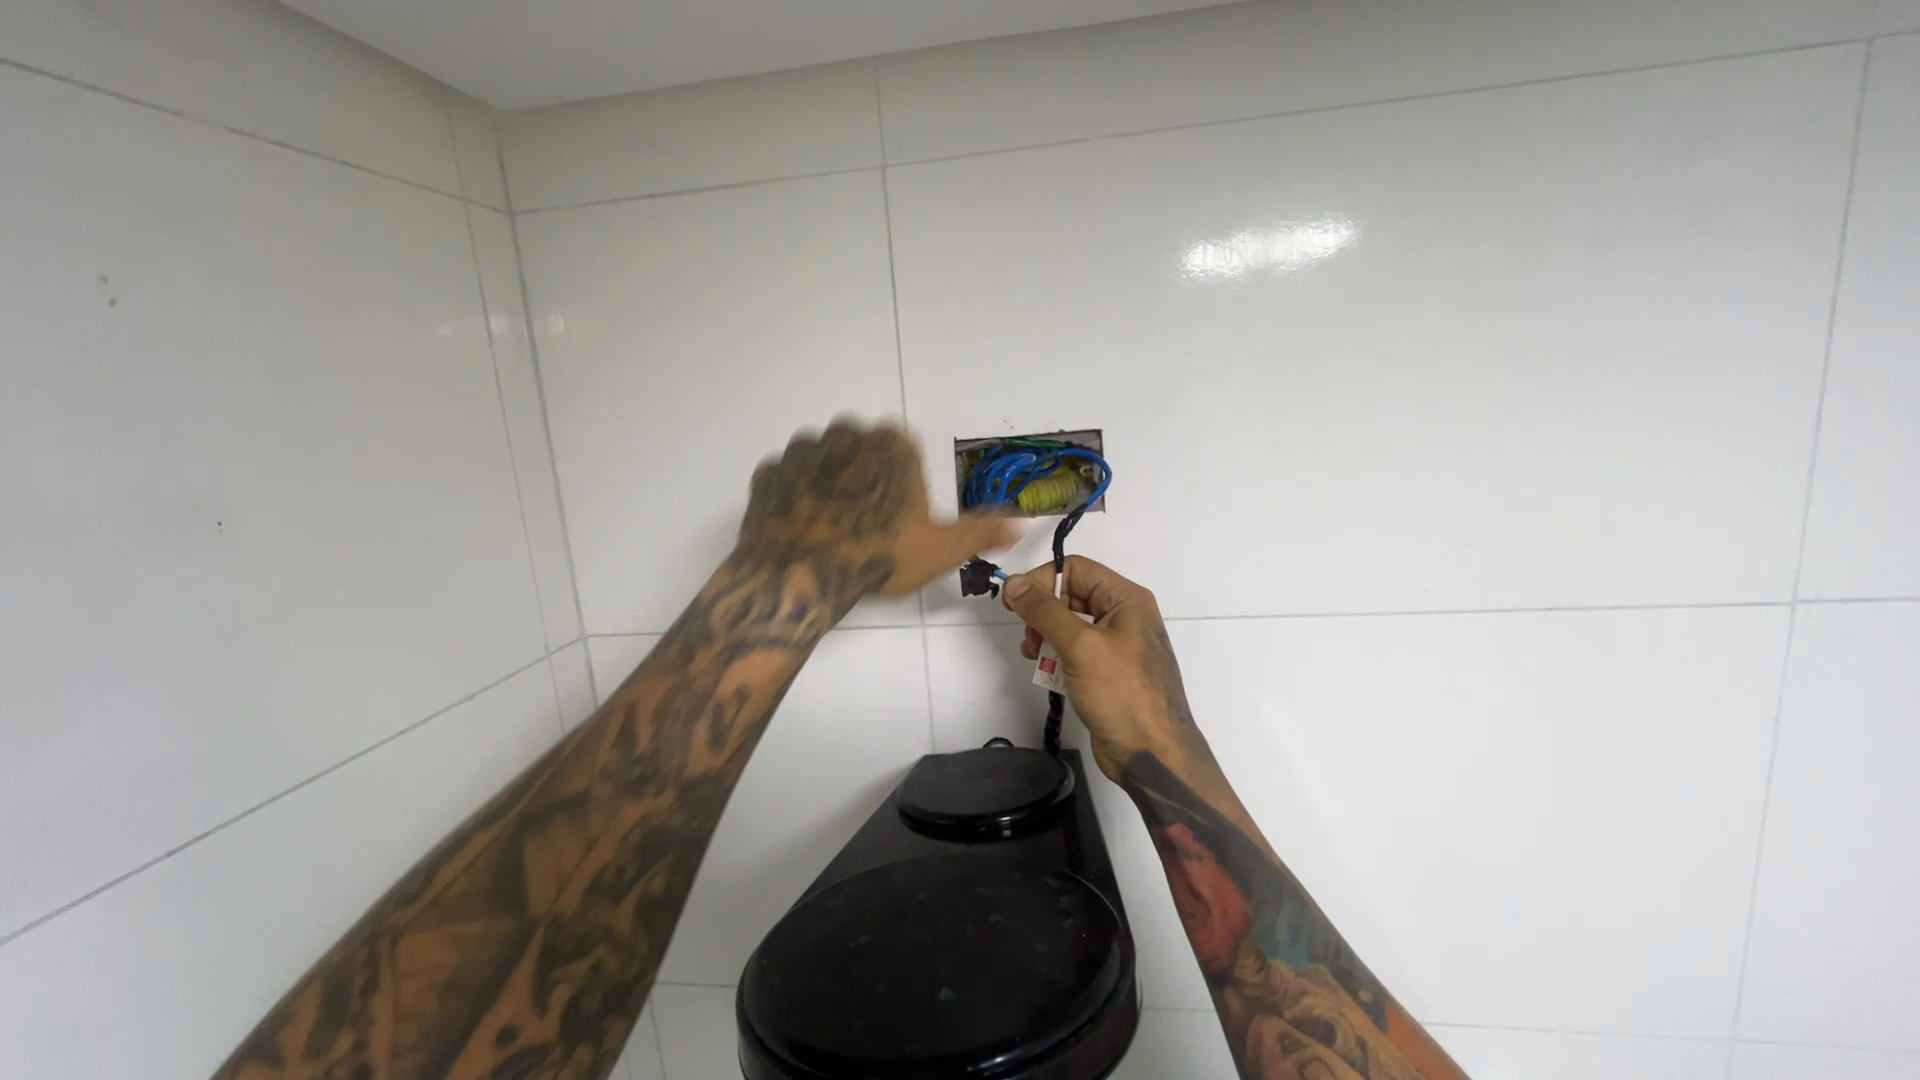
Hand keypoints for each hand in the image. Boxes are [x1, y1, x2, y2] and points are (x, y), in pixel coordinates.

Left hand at [736, 419, 1016, 605]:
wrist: (802, 575)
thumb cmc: (880, 556)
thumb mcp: (942, 548)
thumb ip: (982, 531)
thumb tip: (1020, 524)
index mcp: (893, 442)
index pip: (906, 452)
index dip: (905, 486)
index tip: (900, 520)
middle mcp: (847, 432)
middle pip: (865, 452)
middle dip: (867, 480)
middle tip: (868, 526)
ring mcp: (803, 449)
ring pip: (825, 462)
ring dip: (830, 485)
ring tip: (834, 529)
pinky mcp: (769, 472)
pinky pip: (789, 479)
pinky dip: (796, 496)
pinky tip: (803, 527)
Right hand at [1001, 556, 1195, 781]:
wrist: (1151, 753)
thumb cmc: (1121, 693)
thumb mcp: (1080, 646)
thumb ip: (1044, 611)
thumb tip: (1012, 582)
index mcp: (1127, 599)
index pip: (1076, 569)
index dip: (1043, 580)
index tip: (1015, 602)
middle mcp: (1124, 616)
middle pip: (1072, 595)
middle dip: (1043, 611)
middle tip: (1026, 634)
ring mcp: (1117, 645)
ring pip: (1070, 624)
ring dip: (1046, 635)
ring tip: (1032, 654)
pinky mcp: (1108, 672)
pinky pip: (1075, 651)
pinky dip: (1056, 656)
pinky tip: (1045, 671)